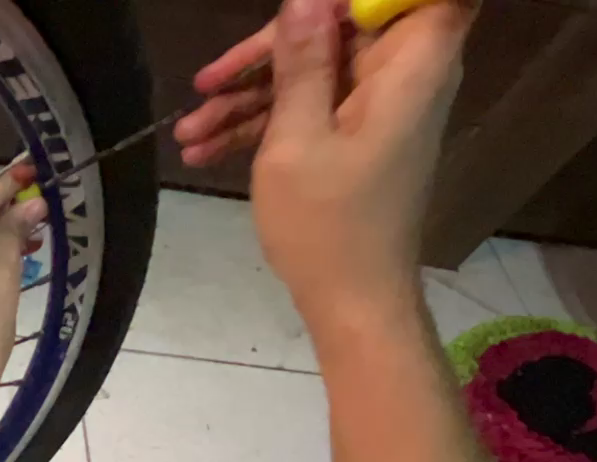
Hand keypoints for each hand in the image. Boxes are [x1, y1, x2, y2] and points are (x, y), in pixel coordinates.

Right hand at [176, 0, 472, 318]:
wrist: (349, 297)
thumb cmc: (326, 223)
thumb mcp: (296, 141)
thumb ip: (301, 63)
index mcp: (409, 61)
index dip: (342, 1)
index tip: (291, 17)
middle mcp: (403, 72)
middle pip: (337, 31)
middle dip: (264, 58)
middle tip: (202, 85)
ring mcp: (377, 108)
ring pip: (311, 77)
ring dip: (246, 101)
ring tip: (187, 135)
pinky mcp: (355, 139)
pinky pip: (308, 112)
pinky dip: (260, 127)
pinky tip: (205, 152)